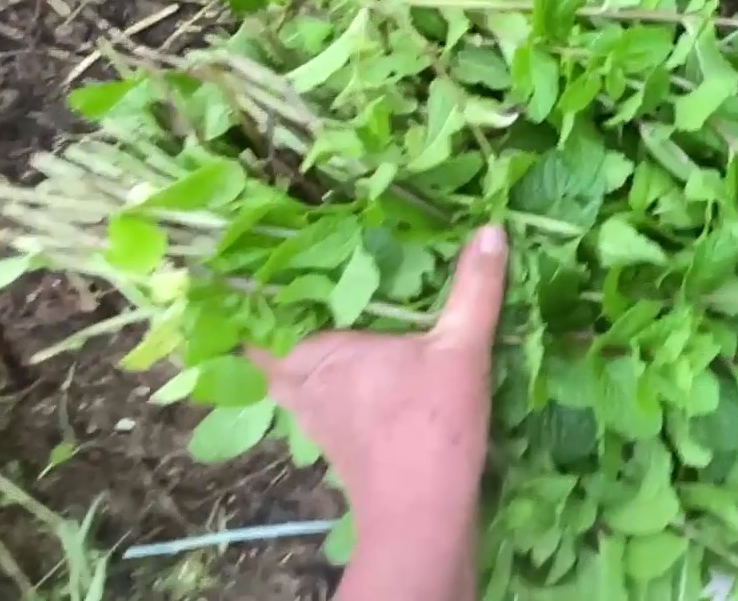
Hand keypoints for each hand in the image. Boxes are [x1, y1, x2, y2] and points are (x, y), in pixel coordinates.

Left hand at [252, 225, 509, 600]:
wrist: (423, 511)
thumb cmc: (433, 423)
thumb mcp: (463, 346)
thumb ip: (476, 287)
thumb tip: (490, 227)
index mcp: (323, 355)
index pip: (261, 320)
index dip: (248, 293)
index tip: (247, 260)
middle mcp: (305, 384)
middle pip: (266, 347)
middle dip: (269, 317)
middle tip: (289, 278)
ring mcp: (315, 415)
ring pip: (283, 373)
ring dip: (287, 347)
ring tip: (309, 311)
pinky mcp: (334, 436)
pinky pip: (305, 393)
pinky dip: (311, 373)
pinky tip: (342, 362)